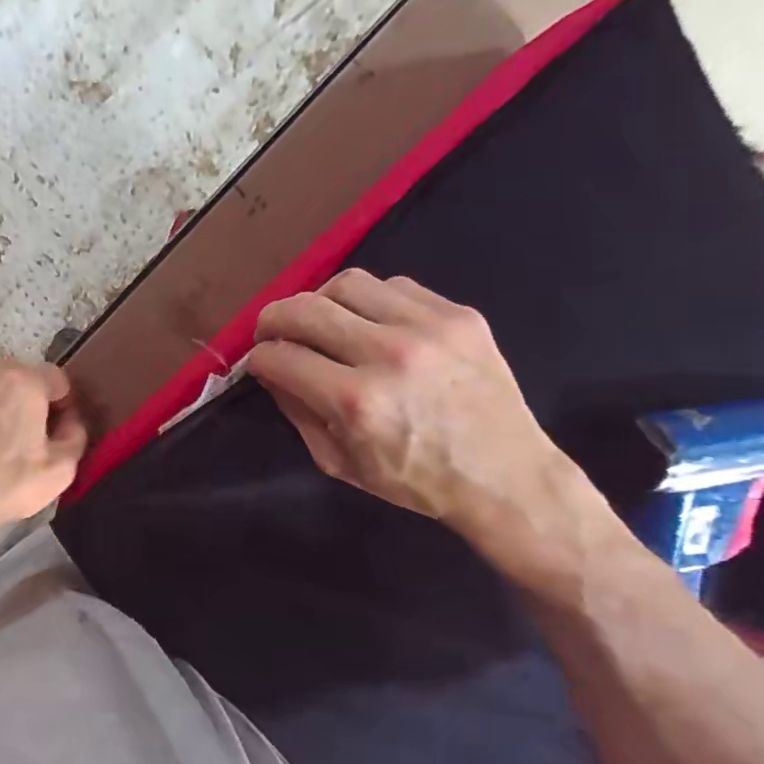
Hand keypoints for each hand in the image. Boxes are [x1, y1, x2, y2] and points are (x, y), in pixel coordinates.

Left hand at [0, 361, 86, 560]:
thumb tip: (71, 421)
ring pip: (1, 389)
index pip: (60, 379)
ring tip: (8, 446)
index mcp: (26, 381)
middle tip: (37, 442)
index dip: (67, 406)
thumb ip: (77, 436)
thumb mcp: (60, 470)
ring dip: (11, 408)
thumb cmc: (4, 485)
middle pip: (29, 379)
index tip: (61, 435)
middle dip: (38, 404)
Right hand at [251, 269, 575, 535]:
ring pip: (347, 283)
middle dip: (272, 319)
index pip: (280, 357)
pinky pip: (395, 285)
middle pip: (304, 309)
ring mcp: (428, 328)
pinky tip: (370, 322)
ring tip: (320, 320)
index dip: (258, 358)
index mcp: (355, 401)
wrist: (505, 476)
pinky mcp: (459, 314)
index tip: (259, 362)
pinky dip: (368, 300)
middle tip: (271, 331)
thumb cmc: (415, 480)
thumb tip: (272, 371)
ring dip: (319, 300)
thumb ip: (297, 412)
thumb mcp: (339, 462)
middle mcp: (388, 355)